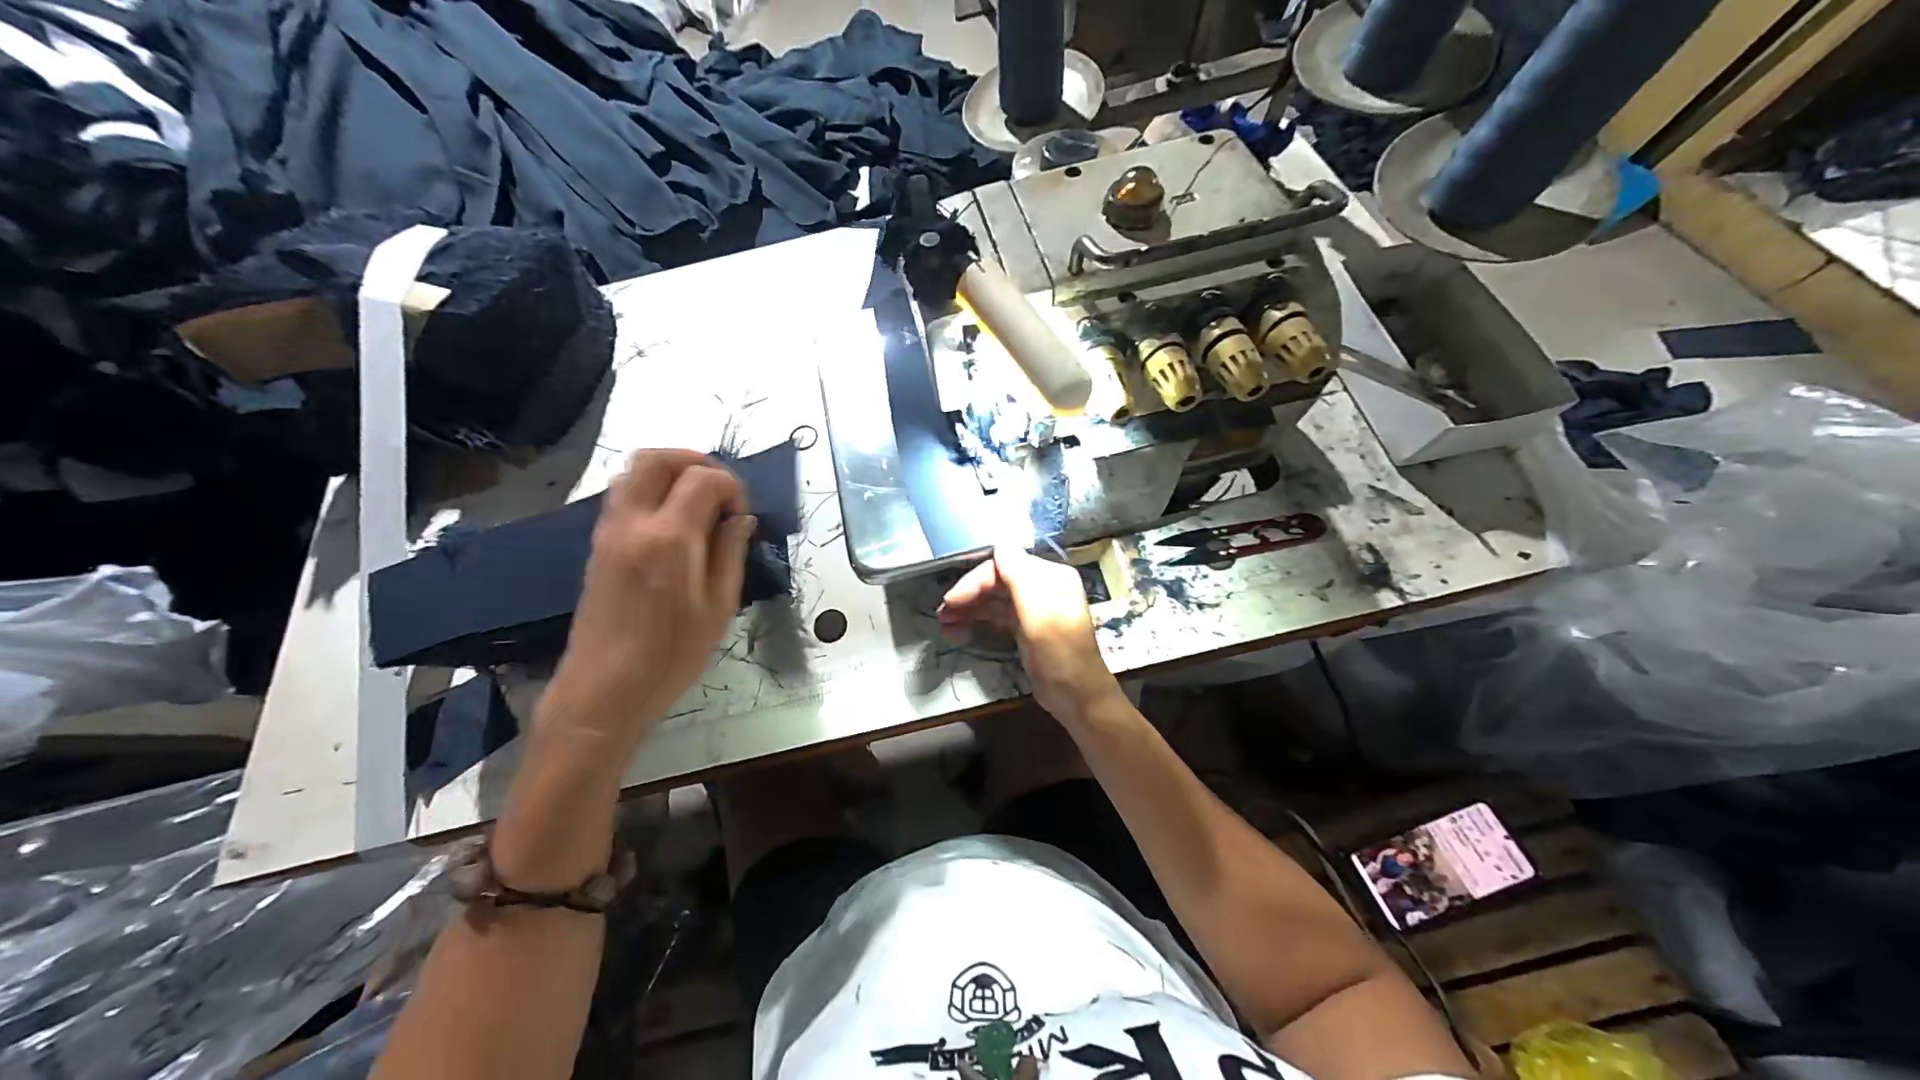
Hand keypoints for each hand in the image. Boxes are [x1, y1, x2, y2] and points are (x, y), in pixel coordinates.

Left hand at [542, 450, 756, 764]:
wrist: (604, 689)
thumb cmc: (670, 655)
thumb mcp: (718, 608)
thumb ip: (730, 554)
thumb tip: (740, 519)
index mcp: (669, 539)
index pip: (702, 478)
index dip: (731, 484)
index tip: (741, 514)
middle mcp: (633, 523)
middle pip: (657, 458)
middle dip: (695, 461)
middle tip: (719, 490)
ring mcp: (609, 531)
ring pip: (633, 472)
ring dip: (669, 473)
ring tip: (697, 504)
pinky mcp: (598, 545)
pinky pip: (623, 496)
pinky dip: (651, 491)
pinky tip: (673, 525)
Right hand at [937, 545, 1123, 722]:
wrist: (1077, 697)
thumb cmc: (1060, 653)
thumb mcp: (1039, 613)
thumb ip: (1019, 576)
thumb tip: (1000, 543)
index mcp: (1051, 576)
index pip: (1005, 566)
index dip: (975, 580)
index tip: (951, 599)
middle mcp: (1043, 587)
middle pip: (997, 581)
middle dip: (969, 594)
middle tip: (943, 613)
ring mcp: (1034, 609)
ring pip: (995, 600)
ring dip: (969, 608)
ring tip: (944, 623)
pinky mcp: (1026, 629)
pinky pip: (998, 617)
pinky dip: (978, 620)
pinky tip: (958, 630)